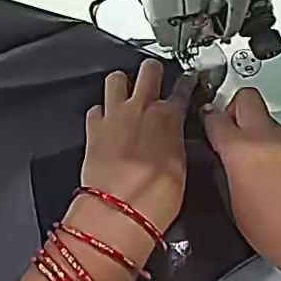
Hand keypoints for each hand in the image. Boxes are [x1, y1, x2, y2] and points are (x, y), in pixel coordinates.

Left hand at [79, 59, 193, 233]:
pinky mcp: (93, 128)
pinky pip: (95, 108)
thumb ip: (177, 145)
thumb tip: (176, 142)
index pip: (182, 89)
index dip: (187, 84)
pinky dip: (101, 112)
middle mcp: (141, 108)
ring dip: (122, 84)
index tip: (187, 82)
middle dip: (154, 70)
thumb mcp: (181, 169)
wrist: (119, 210)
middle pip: (149, 70)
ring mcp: (115, 115)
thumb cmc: (154, 197)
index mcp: (169, 117)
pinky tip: (106, 121)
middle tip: (155, 77)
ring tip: (126, 93)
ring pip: (116, 78)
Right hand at [203, 87, 280, 280]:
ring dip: (252, 130)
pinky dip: (268, 146)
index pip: (214, 117)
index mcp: (241, 149)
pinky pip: (279, 137)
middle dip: (231, 109)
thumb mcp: (232, 204)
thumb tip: (220, 161)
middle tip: (224, 129)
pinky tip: (264, 172)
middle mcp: (267, 138)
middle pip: (245, 98)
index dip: (205, 120)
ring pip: (264, 118)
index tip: (203, 127)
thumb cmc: (280, 232)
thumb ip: (223, 172)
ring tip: (245, 160)